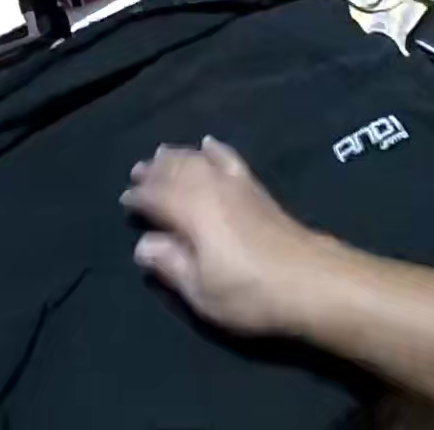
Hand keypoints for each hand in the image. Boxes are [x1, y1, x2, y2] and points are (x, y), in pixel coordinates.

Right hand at [121, 136, 329, 334]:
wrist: (308, 280)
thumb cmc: (248, 290)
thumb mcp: (200, 290)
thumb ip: (168, 264)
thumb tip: (141, 243)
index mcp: (187, 210)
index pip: (153, 195)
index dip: (137, 196)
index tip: (125, 200)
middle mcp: (205, 186)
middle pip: (171, 170)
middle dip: (152, 170)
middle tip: (136, 171)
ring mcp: (230, 181)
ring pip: (194, 158)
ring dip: (174, 155)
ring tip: (160, 154)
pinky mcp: (252, 184)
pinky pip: (226, 156)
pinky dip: (213, 148)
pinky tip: (207, 142)